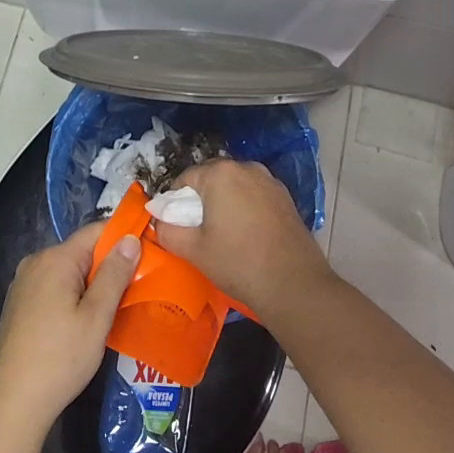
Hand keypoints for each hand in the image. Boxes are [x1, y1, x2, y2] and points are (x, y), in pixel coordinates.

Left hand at [0, 222, 141, 431]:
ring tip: (118, 307)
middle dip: (109, 265)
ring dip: (93, 284)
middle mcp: (35, 263)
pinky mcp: (20, 306)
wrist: (12, 403)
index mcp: (54, 259)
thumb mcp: (96, 317)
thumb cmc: (59, 358)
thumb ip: (114, 274)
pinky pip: (54, 288)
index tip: (149, 253)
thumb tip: (129, 238)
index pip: (95, 231)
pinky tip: (87, 322)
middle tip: (138, 287)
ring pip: (68, 272)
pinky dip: (74, 297)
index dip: (124, 238)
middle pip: (81, 251)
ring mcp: (24, 285)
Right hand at [153, 159, 333, 320]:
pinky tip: (247, 234)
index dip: (175, 202)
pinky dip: (245, 208)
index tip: (177, 226)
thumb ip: (167, 230)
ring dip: (224, 202)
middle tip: (198, 231)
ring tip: (224, 234)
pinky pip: (254, 195)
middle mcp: (246, 168)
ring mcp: (270, 181)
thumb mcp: (193, 250)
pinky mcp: (285, 197)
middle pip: (211, 178)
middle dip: (201, 200)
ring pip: (235, 186)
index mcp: (220, 174)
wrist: (293, 284)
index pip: (185, 179)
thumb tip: (160, 221)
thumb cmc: (238, 262)